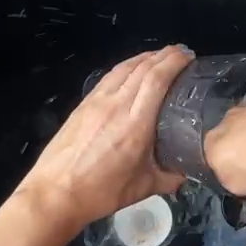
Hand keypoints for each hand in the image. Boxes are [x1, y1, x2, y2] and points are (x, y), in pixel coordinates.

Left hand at [13, 45, 193, 230]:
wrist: (55, 194)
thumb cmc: (101, 192)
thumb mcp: (144, 188)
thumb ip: (171, 177)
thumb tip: (190, 171)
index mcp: (135, 123)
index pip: (157, 79)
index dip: (174, 62)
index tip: (189, 56)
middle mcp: (116, 105)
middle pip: (142, 68)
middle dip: (164, 55)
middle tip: (181, 51)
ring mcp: (96, 102)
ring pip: (123, 68)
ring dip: (144, 57)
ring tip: (159, 55)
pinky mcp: (83, 105)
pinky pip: (108, 77)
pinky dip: (125, 67)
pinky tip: (131, 69)